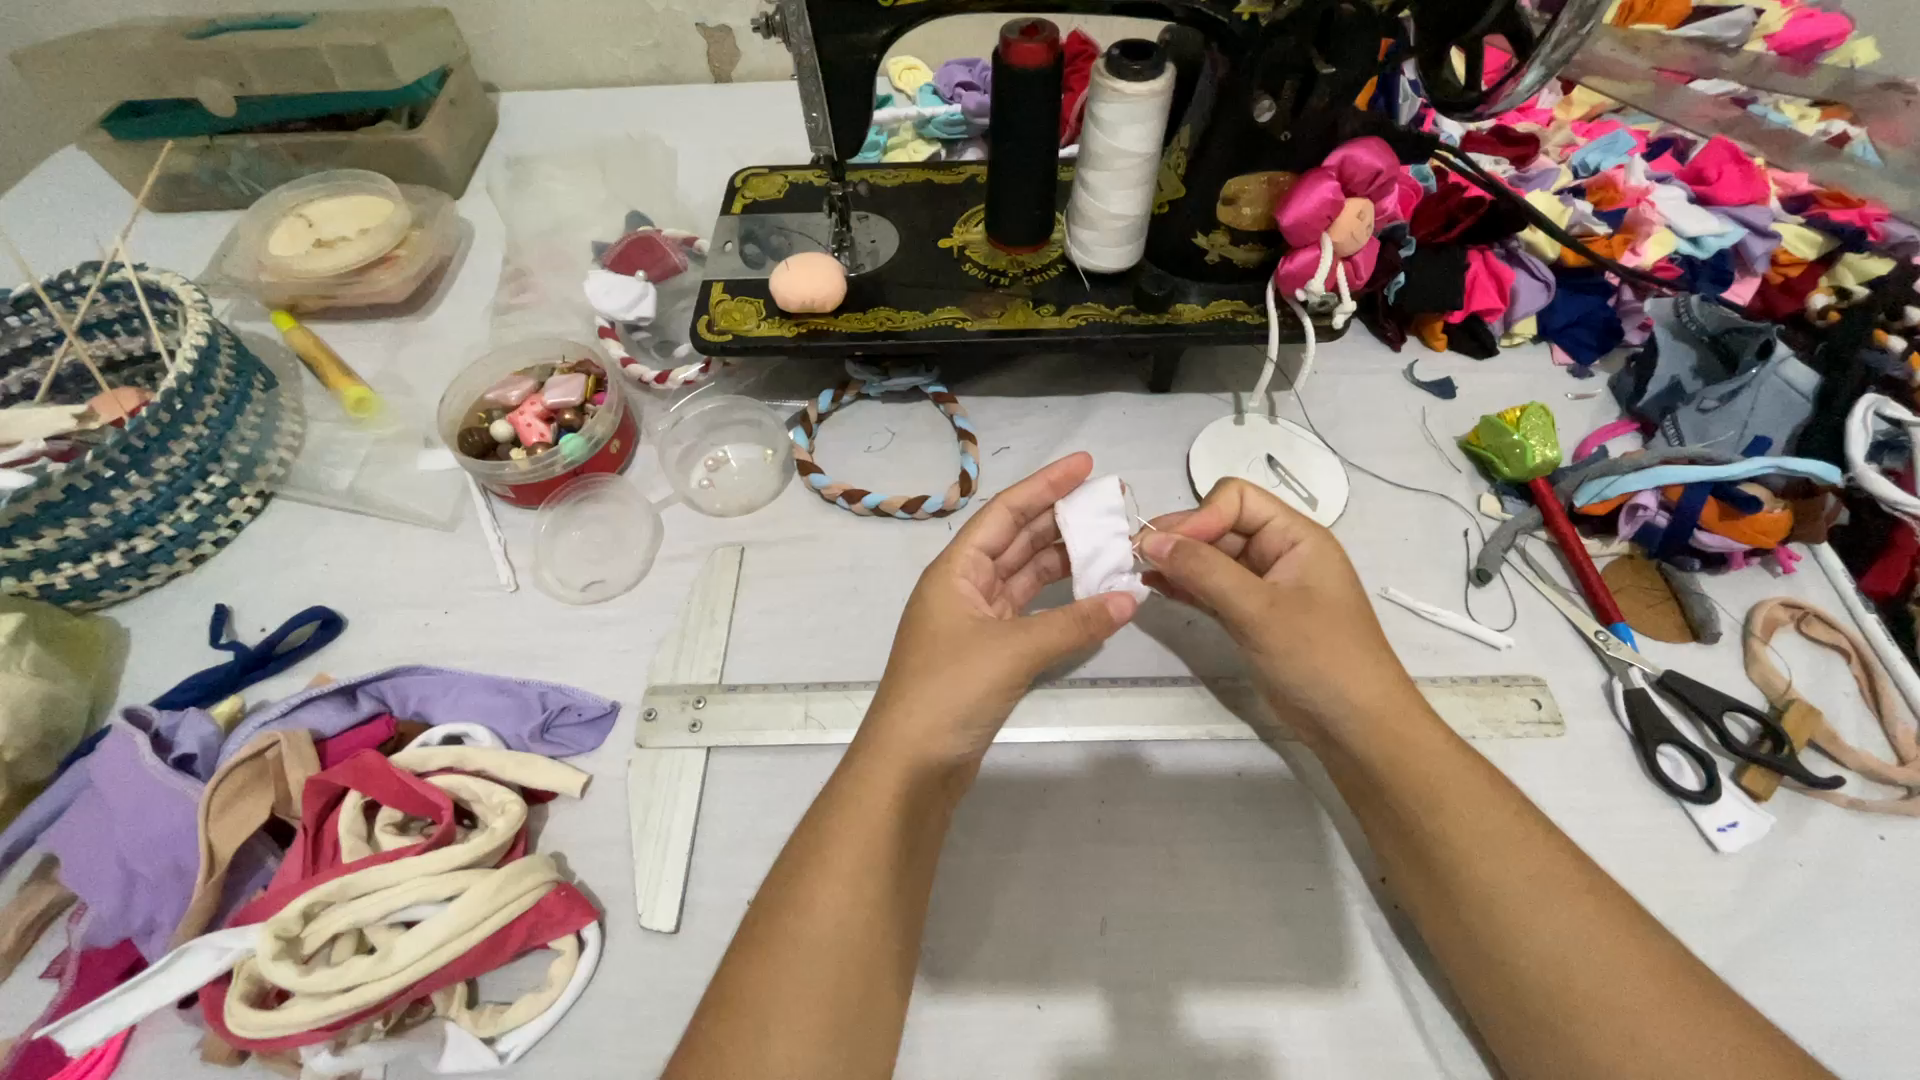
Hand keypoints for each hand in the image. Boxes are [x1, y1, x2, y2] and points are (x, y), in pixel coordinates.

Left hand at [863, 453, 1138, 775]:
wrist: (911, 763)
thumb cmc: (949, 691)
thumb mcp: (1012, 651)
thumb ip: (1073, 623)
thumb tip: (1128, 600)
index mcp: (955, 570)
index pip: (1004, 513)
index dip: (1045, 485)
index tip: (1086, 464)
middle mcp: (964, 587)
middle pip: (1016, 540)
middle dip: (1060, 520)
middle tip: (1110, 505)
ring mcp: (976, 622)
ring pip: (1025, 578)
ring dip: (1064, 562)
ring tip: (1110, 544)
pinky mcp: (989, 654)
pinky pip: (1030, 614)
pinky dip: (1060, 605)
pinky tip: (1093, 597)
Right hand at [1139, 479, 1420, 743]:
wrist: (1353, 726)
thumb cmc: (1318, 658)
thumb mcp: (1260, 610)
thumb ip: (1204, 571)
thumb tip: (1151, 541)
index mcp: (1295, 537)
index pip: (1236, 500)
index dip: (1199, 516)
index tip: (1165, 546)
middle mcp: (1278, 553)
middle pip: (1219, 525)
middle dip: (1179, 536)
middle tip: (1133, 555)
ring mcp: (1262, 586)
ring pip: (1210, 558)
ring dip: (1176, 561)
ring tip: (1135, 570)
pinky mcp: (1249, 616)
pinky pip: (1209, 588)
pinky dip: (1183, 585)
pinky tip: (1154, 586)